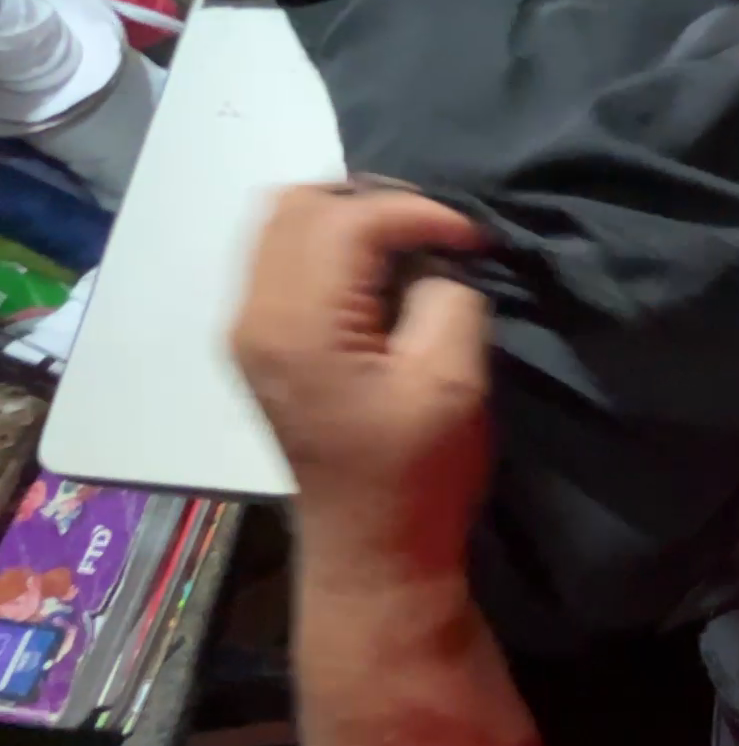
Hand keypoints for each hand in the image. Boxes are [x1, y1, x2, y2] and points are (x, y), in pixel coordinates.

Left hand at [231, 186, 491, 586]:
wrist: (376, 543)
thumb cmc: (420, 470)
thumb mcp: (453, 384)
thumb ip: (449, 304)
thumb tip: (442, 268)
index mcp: (297, 325)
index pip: (346, 222)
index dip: (420, 214)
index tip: (480, 239)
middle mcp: (253, 314)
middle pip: (296, 207)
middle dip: (379, 202)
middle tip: (446, 231)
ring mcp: (252, 329)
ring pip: (286, 228)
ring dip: (357, 222)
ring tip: (423, 246)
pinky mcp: (268, 345)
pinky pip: (290, 263)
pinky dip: (342, 250)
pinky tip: (390, 277)